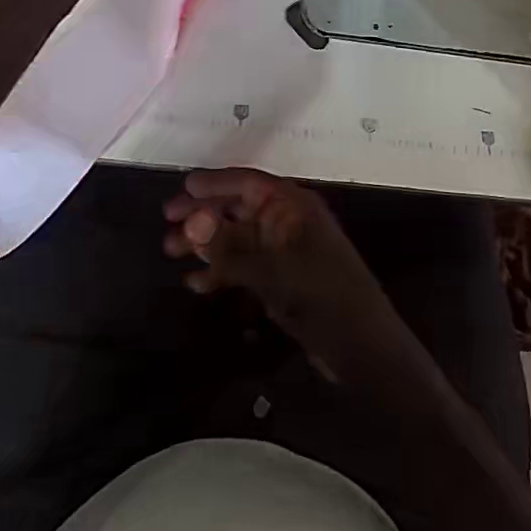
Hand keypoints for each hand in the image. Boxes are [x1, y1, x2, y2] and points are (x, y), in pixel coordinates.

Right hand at [163, 168, 398, 374]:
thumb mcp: (271, 271)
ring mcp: (285, 251)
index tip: (182, 189)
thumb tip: (191, 219)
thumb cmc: (322, 297)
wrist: (364, 348)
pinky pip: (245, 265)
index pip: (247, 182)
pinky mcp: (283, 278)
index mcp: (293, 206)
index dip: (214, 183)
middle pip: (238, 208)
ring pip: (237, 238)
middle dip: (203, 216)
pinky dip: (222, 271)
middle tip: (167, 225)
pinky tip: (198, 284)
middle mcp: (288, 221)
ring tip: (172, 254)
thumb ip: (229, 247)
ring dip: (206, 245)